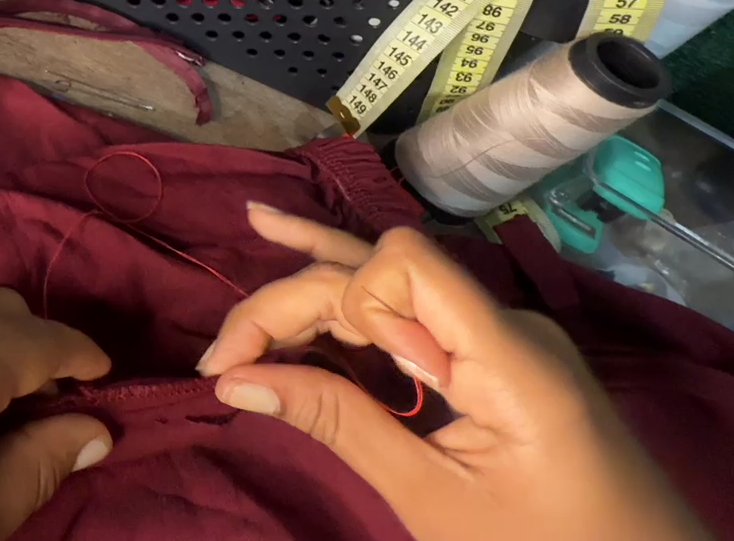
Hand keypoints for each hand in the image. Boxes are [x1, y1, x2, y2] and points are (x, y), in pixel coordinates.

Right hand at [199, 203, 712, 540]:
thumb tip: (232, 378)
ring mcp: (491, 333)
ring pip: (378, 279)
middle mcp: (499, 323)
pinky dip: (340, 279)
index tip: (307, 370)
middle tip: (223, 361)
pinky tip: (291, 233)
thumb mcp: (437, 505)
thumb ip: (336, 423)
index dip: (341, 297)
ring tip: (249, 229)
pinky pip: (399, 303)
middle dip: (291, 307)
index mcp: (510, 356)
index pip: (403, 265)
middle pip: (372, 274)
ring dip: (307, 288)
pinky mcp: (479, 351)